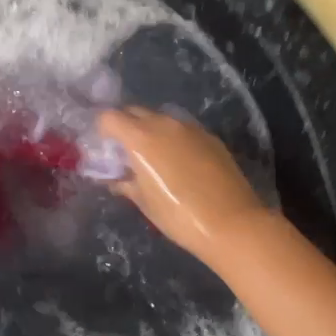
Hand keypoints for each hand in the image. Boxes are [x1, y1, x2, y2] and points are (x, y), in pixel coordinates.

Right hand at [99, 107, 270, 262]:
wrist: (232, 224)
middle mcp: (163, 123)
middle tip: (126, 150)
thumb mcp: (144, 202)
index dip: (102, 129)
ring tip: (154, 156)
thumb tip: (115, 178)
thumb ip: (125, 183)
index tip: (105, 147)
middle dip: (125, 125)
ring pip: (160, 117)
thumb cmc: (179, 216)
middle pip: (134, 111)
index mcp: (140, 137)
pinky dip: (173, 138)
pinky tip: (180, 162)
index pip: (109, 116)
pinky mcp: (209, 136)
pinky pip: (182, 128)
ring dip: (150, 129)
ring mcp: (189, 127)